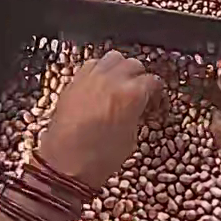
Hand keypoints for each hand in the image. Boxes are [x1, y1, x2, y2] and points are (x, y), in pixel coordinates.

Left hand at [35, 52, 161, 186]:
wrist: (65, 163)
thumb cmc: (99, 157)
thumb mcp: (130, 137)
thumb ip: (136, 113)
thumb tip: (137, 106)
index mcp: (131, 94)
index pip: (152, 81)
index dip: (155, 91)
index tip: (154, 98)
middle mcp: (112, 79)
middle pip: (134, 64)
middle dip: (139, 77)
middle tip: (138, 90)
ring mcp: (91, 77)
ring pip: (113, 58)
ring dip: (119, 68)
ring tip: (119, 82)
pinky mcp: (74, 81)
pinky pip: (91, 65)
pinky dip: (99, 70)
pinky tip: (100, 83)